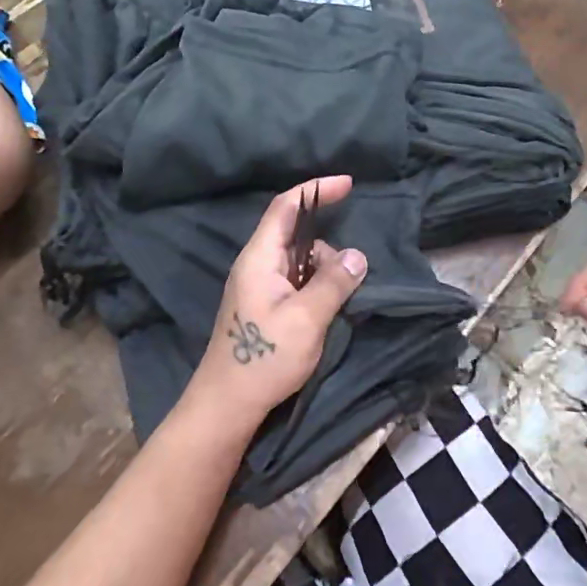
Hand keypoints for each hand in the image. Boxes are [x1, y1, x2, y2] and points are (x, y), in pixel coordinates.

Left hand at [188, 176, 368, 421]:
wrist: (229, 401)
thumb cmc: (266, 357)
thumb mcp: (307, 318)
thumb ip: (333, 282)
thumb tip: (357, 254)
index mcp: (259, 258)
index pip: (285, 207)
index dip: (315, 190)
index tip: (347, 184)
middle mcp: (255, 265)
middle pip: (295, 236)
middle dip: (326, 248)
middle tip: (347, 280)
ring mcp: (257, 287)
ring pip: (298, 263)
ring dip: (323, 274)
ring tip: (334, 307)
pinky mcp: (262, 307)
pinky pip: (294, 283)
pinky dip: (314, 289)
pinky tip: (325, 313)